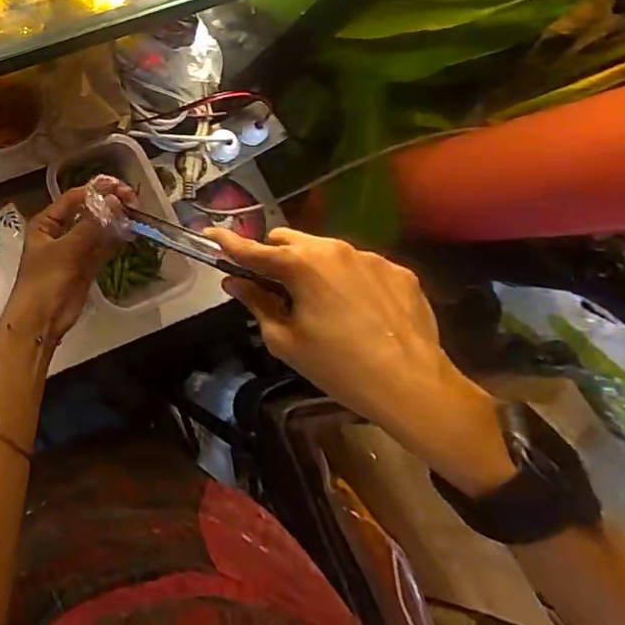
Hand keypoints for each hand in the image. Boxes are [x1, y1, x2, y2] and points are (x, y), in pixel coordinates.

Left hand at [1, 180, 132, 344]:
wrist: (40, 321)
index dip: (96, 190)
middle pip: (87, 211)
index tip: (120, 187)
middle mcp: (59, 232)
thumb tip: (113, 200)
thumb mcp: (66, 250)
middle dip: (108, 204)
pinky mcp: (85, 266)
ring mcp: (73, 249)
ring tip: (136, 212)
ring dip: (114, 221)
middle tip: (132, 200)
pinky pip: (101, 247)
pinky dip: (114, 239)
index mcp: (46, 223)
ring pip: (97, 229)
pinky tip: (130, 230)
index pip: (73, 198)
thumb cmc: (45, 281)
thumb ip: (90, 225)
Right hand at [205, 227, 515, 494]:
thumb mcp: (285, 341)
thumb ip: (257, 303)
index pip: (252, 248)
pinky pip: (361, 266)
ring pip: (326, 251)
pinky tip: (359, 312)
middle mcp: (333, 249)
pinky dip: (349, 280)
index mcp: (300, 264)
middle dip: (275, 256)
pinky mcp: (399, 271)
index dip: (226, 242)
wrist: (416, 388)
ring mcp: (370, 258)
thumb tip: (235, 282)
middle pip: (289, 240)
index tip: (209, 236)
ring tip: (322, 304)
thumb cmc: (340, 368)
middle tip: (274, 287)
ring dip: (313, 268)